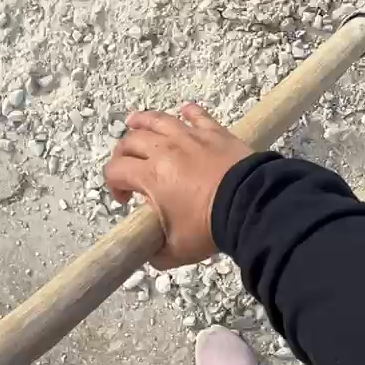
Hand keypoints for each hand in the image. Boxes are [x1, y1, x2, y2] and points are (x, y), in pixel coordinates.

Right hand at [105, 103, 252, 268]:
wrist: (251, 205)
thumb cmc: (210, 227)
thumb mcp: (176, 250)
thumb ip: (157, 252)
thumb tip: (153, 253)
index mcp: (150, 176)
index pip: (116, 170)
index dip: (113, 184)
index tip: (125, 199)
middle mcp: (165, 151)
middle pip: (131, 141)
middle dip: (122, 153)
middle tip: (128, 166)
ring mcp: (190, 138)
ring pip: (158, 120)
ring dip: (142, 121)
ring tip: (133, 121)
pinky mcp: (215, 133)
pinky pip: (197, 115)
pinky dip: (188, 112)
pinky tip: (184, 111)